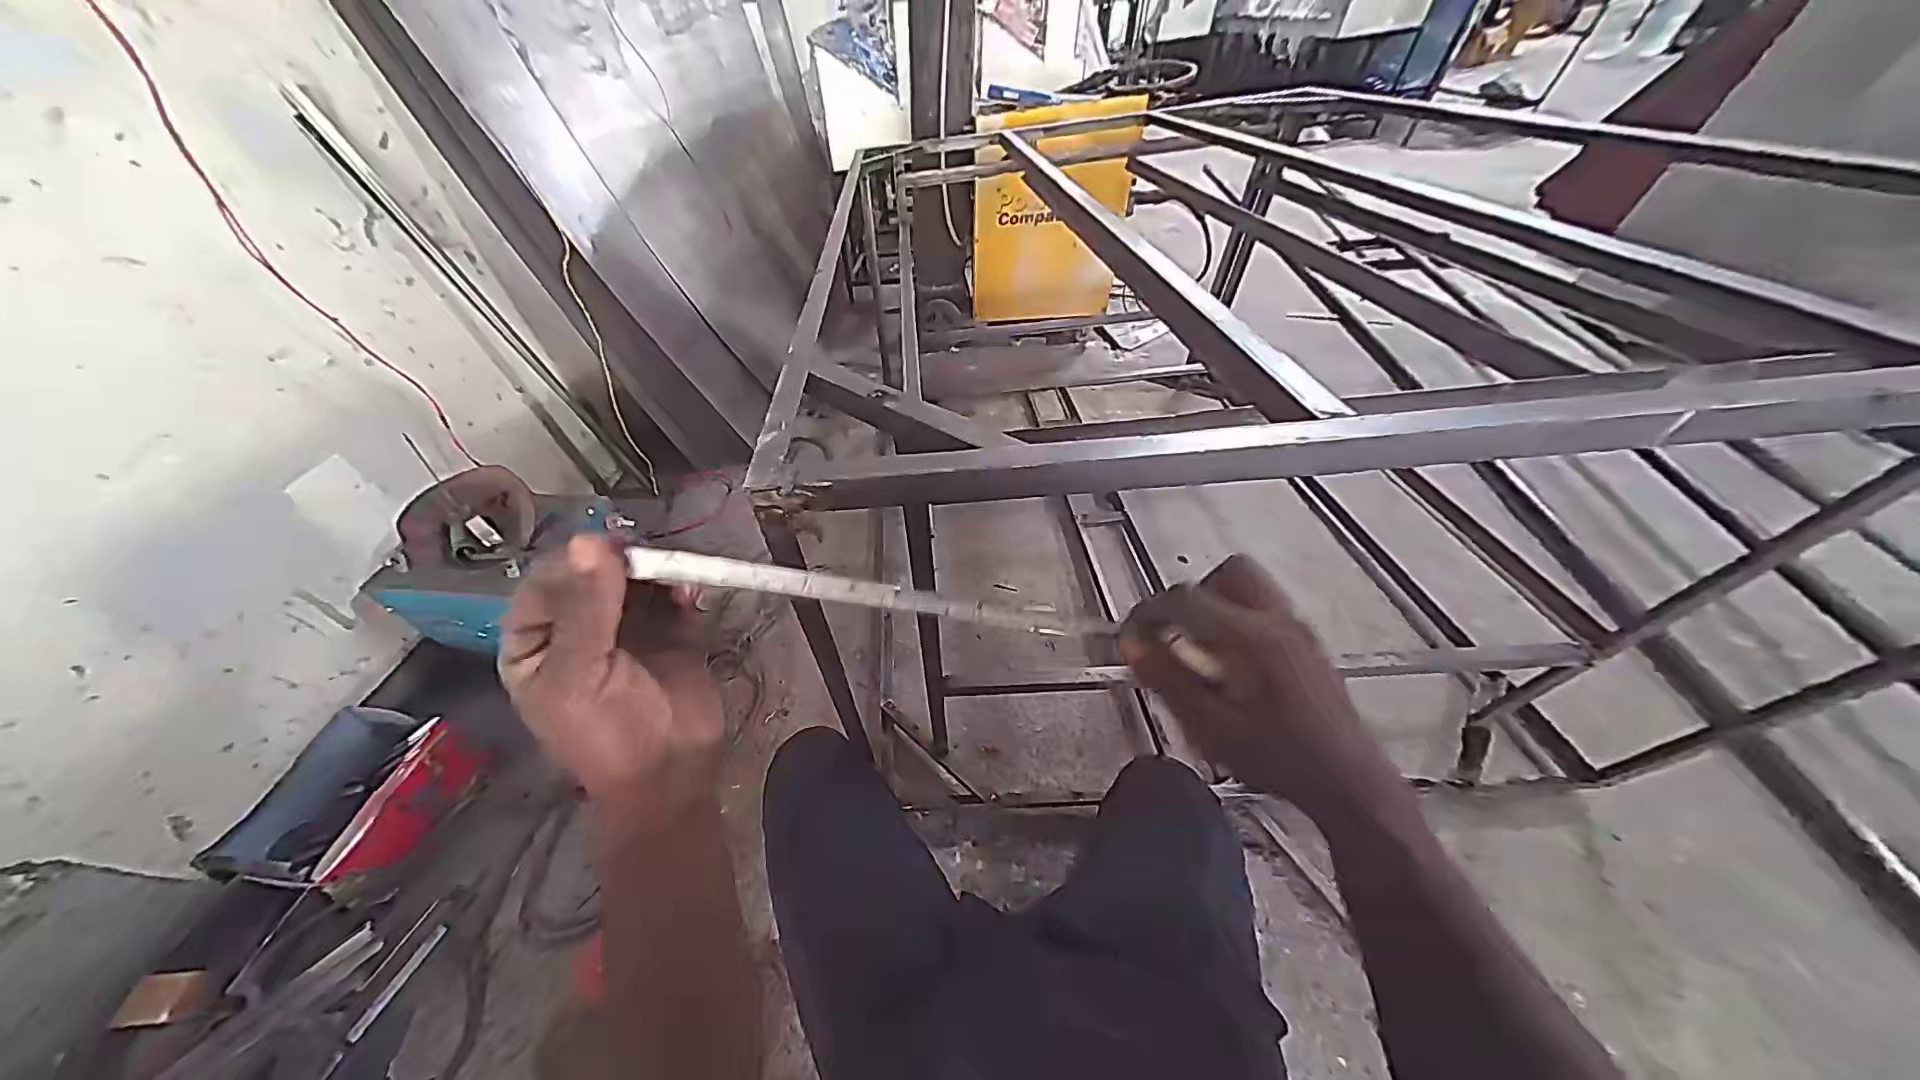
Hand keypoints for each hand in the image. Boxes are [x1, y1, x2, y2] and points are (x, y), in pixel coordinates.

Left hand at [499, 535, 722, 813]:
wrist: (673, 773)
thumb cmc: (608, 735)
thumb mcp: (581, 675)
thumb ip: (588, 607)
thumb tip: (590, 542)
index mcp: (538, 638)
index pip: (550, 580)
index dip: (579, 561)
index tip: (614, 549)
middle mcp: (581, 624)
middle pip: (597, 572)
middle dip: (625, 563)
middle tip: (654, 560)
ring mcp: (629, 625)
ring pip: (639, 579)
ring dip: (658, 572)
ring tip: (678, 578)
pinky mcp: (672, 629)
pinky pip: (673, 595)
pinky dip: (683, 587)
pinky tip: (690, 595)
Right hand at [1120, 555, 1399, 817]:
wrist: (1348, 784)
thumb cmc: (1285, 761)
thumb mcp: (1211, 726)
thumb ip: (1167, 680)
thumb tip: (1135, 647)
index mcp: (1253, 638)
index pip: (1186, 598)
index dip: (1149, 612)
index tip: (1134, 633)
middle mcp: (1280, 624)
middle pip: (1226, 573)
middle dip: (1190, 597)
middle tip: (1172, 630)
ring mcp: (1299, 631)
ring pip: (1249, 586)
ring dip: (1215, 606)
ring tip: (1199, 649)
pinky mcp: (1307, 645)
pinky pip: (1264, 610)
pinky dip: (1236, 623)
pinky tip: (1229, 666)